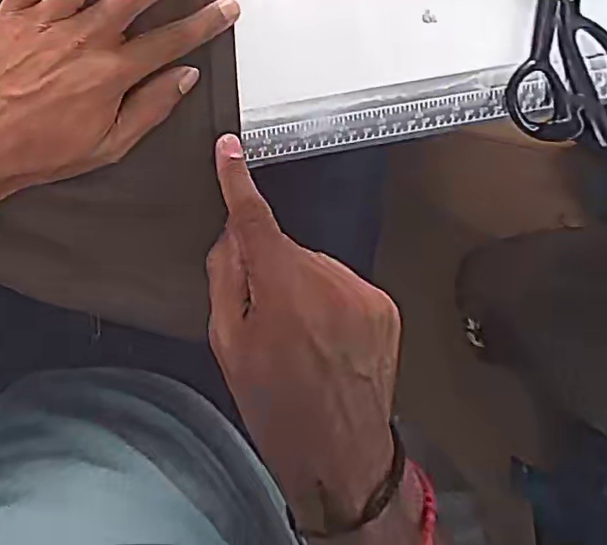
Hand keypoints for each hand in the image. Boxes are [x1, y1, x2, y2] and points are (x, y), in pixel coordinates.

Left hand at [0, 0, 237, 236]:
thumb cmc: (35, 150)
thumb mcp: (107, 146)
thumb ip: (150, 108)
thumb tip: (182, 78)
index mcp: (108, 74)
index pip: (173, 38)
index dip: (207, 20)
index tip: (224, 8)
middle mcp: (81, 39)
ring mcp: (45, 21)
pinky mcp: (13, 13)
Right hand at [206, 135, 403, 535]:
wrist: (341, 459)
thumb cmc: (278, 407)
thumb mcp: (227, 341)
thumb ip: (225, 275)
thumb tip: (233, 235)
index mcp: (282, 288)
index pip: (253, 217)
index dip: (238, 180)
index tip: (229, 148)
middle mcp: (326, 281)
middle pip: (281, 246)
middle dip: (267, 267)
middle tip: (265, 317)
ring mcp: (360, 291)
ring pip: (310, 263)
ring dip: (298, 284)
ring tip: (300, 337)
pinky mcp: (381, 303)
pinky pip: (337, 280)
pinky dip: (325, 297)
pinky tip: (325, 338)